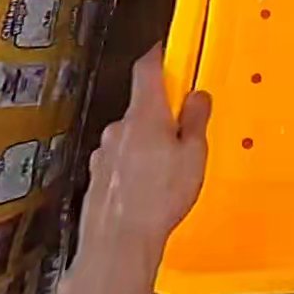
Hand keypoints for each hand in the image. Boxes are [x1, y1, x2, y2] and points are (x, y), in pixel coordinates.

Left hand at [78, 44, 211, 261]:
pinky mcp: (96, 176)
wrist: (117, 244)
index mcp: (145, 114)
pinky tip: (147, 186)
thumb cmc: (160, 197)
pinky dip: (134, 162)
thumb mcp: (193, 155)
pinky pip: (120, 158)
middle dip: (162, 110)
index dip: (158, 54)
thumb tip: (197, 96)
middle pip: (141, 104)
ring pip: (130, 134)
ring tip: (167, 167)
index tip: (168, 49)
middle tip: (184, 127)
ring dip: (147, 140)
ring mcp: (103, 151)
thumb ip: (196, 120)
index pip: (147, 68)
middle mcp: (119, 127)